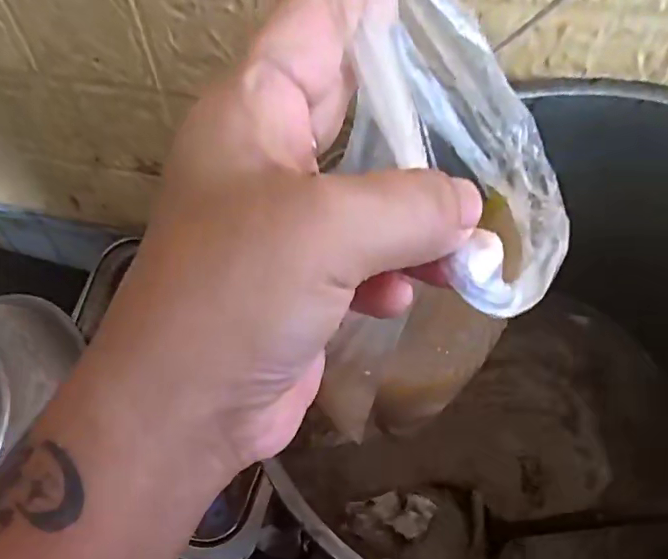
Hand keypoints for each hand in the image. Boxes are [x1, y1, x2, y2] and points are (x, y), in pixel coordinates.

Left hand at [88, 0, 482, 471]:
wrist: (190, 410)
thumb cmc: (236, 300)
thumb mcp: (325, 232)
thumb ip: (407, 207)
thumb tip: (468, 210)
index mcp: (252, 115)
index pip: (317, 29)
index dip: (371, 15)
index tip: (432, 21)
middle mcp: (265, 168)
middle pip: (352, 121)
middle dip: (413, 131)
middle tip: (478, 136)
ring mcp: (282, 237)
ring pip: (366, 206)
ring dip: (416, 224)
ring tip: (466, 245)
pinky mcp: (299, 297)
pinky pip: (360, 268)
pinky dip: (391, 276)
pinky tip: (410, 295)